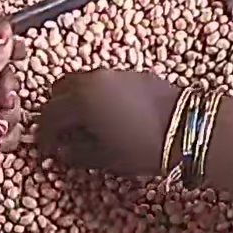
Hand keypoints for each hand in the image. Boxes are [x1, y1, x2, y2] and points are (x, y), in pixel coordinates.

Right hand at [37, 70, 182, 176]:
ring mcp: (115, 73)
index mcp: (80, 100)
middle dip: (57, 110)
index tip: (48, 150)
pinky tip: (111, 116)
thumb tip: (63, 152)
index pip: (49, 115)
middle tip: (63, 134)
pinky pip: (106, 82)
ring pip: (83, 82)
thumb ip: (79, 154)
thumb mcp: (107, 158)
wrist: (187, 127)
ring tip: (87, 125)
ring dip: (78, 101)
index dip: (45, 135)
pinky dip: (99, 96)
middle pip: (61, 89)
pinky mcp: (135, 74)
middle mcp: (93, 79)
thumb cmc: (143, 148)